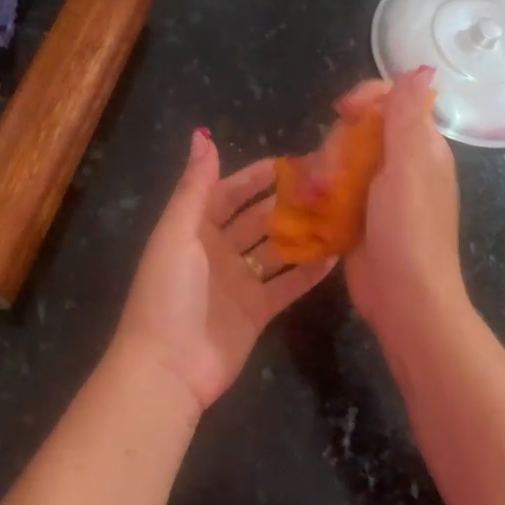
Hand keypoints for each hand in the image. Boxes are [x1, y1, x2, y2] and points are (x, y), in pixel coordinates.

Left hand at [113, 129, 336, 412]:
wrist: (167, 368)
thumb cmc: (167, 292)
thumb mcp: (177, 233)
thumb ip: (195, 186)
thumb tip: (202, 135)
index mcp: (194, 229)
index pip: (229, 193)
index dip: (256, 177)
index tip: (290, 162)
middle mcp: (219, 251)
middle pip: (257, 219)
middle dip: (286, 202)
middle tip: (325, 186)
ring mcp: (240, 282)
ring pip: (277, 249)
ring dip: (302, 232)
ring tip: (338, 214)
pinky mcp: (258, 312)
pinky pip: (288, 285)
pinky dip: (310, 271)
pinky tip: (336, 254)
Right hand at [344, 68, 467, 330]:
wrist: (405, 299)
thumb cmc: (410, 230)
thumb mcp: (408, 167)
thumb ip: (407, 116)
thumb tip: (421, 68)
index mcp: (422, 146)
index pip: (393, 100)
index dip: (365, 98)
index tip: (342, 112)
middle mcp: (402, 163)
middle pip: (358, 129)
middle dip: (338, 145)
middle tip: (332, 174)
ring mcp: (379, 191)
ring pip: (340, 160)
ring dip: (325, 174)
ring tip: (319, 197)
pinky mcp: (358, 215)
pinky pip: (332, 190)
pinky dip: (320, 196)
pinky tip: (311, 207)